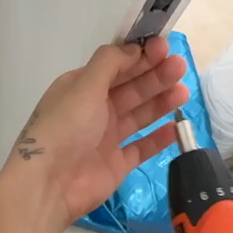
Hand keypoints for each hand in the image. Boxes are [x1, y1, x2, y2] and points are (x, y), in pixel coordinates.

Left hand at [3, 38, 191, 222]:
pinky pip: (142, 147)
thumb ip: (110, 63)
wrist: (49, 184)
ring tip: (183, 92)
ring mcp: (106, 138)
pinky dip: (158, 138)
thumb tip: (133, 49)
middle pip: (130, 88)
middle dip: (155, 76)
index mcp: (81, 88)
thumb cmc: (64, 128)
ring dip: (161, 102)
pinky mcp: (116, 164)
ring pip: (139, 115)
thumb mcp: (84, 85)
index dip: (139, 56)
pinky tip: (175, 126)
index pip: (115, 67)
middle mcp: (94, 110)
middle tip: (179, 66)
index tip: (164, 48)